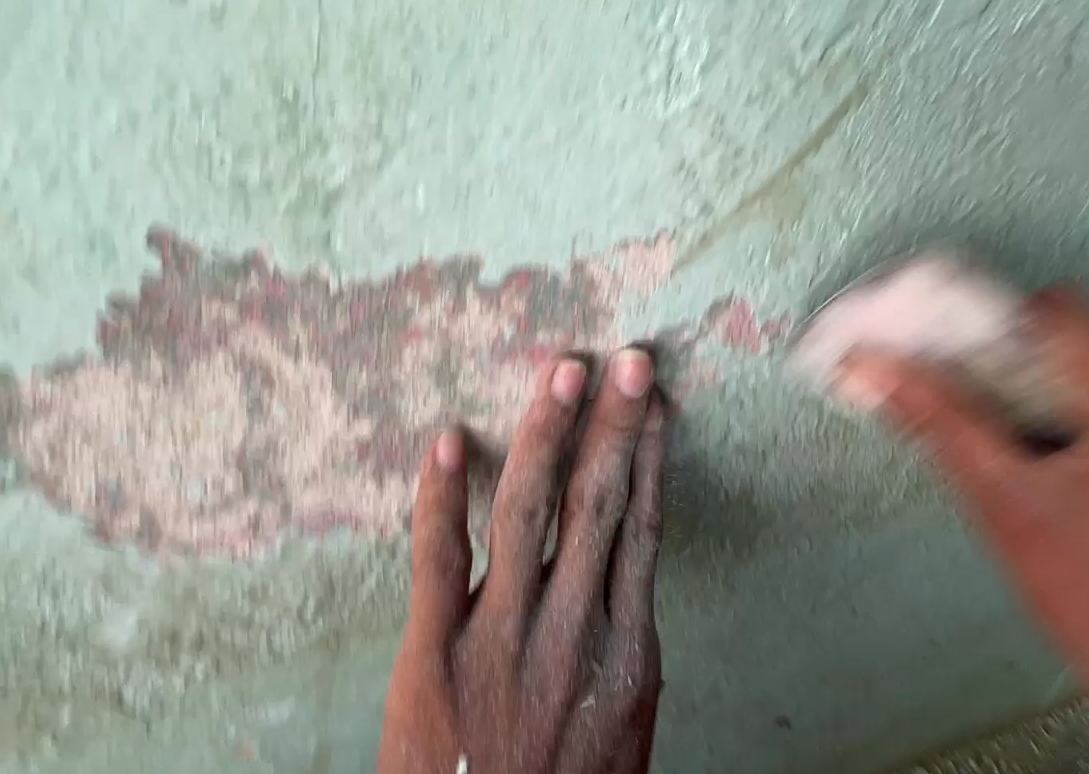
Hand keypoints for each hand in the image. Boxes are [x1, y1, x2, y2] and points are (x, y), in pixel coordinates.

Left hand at [378, 350, 667, 773]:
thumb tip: (630, 568)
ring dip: (546, 435)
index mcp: (625, 654)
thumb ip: (624, 646)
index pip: (643, 529)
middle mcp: (571, 634)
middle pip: (599, 505)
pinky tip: (447, 440)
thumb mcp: (621, 725)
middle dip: (614, 425)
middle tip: (628, 362)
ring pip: (529, 513)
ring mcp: (500, 638)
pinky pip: (437, 558)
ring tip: (561, 375)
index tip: (656, 405)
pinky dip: (440, 495)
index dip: (650, 458)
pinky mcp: (432, 653)